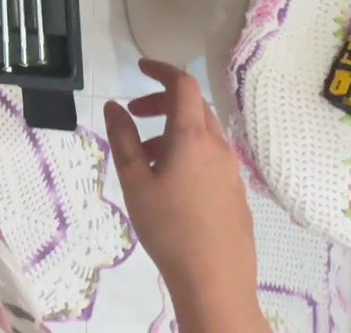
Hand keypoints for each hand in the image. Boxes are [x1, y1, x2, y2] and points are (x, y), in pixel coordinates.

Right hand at [104, 59, 264, 332]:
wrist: (216, 284)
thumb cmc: (168, 227)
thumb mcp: (133, 179)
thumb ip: (122, 137)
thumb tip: (113, 106)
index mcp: (192, 138)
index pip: (183, 85)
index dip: (161, 70)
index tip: (139, 67)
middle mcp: (217, 148)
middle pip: (195, 106)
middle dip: (162, 100)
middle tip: (134, 113)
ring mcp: (231, 171)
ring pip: (203, 132)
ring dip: (173, 128)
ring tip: (145, 153)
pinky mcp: (236, 193)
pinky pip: (211, 155)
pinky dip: (187, 149)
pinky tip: (169, 180)